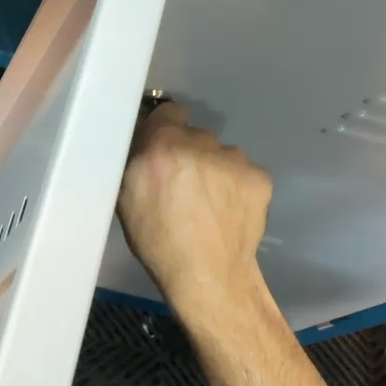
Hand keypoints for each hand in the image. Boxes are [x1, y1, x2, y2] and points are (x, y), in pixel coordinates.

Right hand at [117, 102, 272, 314]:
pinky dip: (234, 185)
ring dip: (213, 169)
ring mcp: (234, 159)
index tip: (161, 148)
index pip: (168, 111)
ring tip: (207, 203)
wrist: (207, 275)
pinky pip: (242, 171)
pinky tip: (226, 210)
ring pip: (220, 154)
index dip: (164, 128)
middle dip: (187, 153)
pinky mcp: (259, 177)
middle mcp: (200, 143)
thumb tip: (143, 143)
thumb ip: (136, 162)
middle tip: (182, 185)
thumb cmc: (156, 240)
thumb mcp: (125, 198)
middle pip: (194, 135)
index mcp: (161, 146)